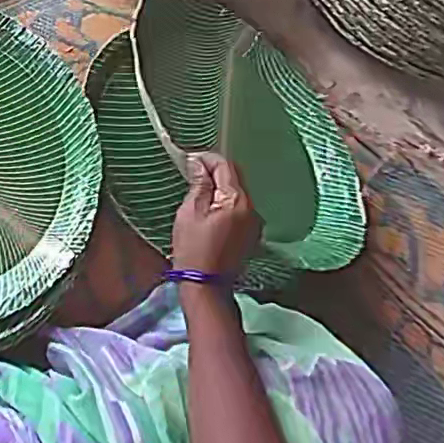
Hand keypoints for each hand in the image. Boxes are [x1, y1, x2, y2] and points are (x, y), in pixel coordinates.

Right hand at [170, 153, 260, 277]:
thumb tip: (198, 163)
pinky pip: (238, 208)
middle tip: (190, 171)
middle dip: (214, 171)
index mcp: (237, 201)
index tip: (189, 158)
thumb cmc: (193, 248)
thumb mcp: (190, 212)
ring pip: (237, 194)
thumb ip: (198, 184)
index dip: (207, 158)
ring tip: (196, 190)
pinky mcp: (251, 234)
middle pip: (235, 179)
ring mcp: (254, 223)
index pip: (226, 167)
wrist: (206, 284)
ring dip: (219, 187)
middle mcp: (253, 209)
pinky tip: (208, 208)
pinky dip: (224, 202)